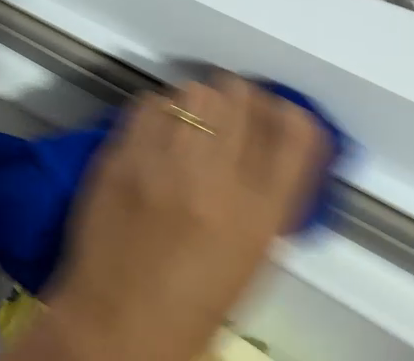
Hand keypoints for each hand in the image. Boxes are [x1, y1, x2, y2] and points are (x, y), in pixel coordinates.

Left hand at [18, 75, 328, 360]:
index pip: (294, 131)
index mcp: (258, 214)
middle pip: (239, 97)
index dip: (286, 112)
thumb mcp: (251, 256)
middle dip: (237, 100)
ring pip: (194, 91)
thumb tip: (273, 149)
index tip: (276, 112)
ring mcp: (164, 162)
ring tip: (191, 123)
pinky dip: (158, 109)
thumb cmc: (193, 303)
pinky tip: (158, 130)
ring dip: (197, 102)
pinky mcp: (122, 154)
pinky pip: (149, 103)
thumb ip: (267, 199)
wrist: (119, 322)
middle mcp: (215, 180)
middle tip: (227, 115)